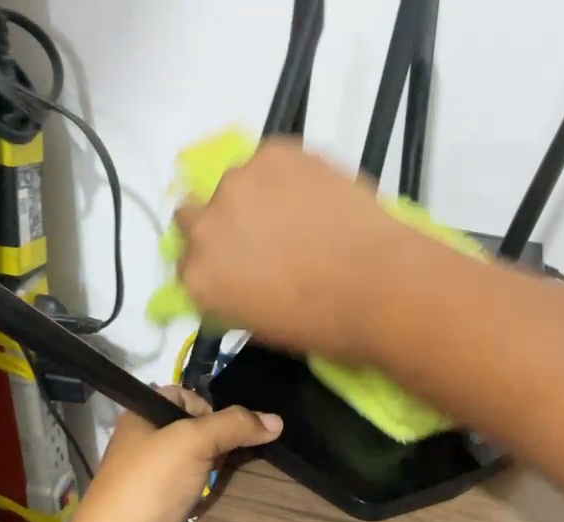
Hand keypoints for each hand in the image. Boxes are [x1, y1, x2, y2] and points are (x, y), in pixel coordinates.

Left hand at [77, 386, 281, 521]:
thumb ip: (234, 426)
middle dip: (221, 441)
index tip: (230, 429)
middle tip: (243, 455)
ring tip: (244, 477)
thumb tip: (276, 421)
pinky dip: (211, 496)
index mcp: (141, 418)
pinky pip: (193, 494)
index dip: (209, 406)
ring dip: (219, 470)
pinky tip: (228, 501)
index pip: (181, 396)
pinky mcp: (161, 510)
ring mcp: (151, 480)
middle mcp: (143, 445)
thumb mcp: (193, 441)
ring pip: (195, 465)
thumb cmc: (152, 483)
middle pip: (192, 432)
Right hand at [173, 139, 422, 358]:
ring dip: (253, 196)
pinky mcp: (273, 153)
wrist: (377, 283)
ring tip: (295, 215)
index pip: (186, 265)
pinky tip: (312, 195)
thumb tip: (237, 281)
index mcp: (199, 279)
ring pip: (233, 183)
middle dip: (218, 225)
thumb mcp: (260, 325)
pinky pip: (267, 161)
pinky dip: (283, 175)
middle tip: (259, 237)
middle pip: (191, 215)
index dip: (211, 264)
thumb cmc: (322, 323)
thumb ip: (232, 297)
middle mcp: (205, 228)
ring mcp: (238, 184)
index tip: (234, 267)